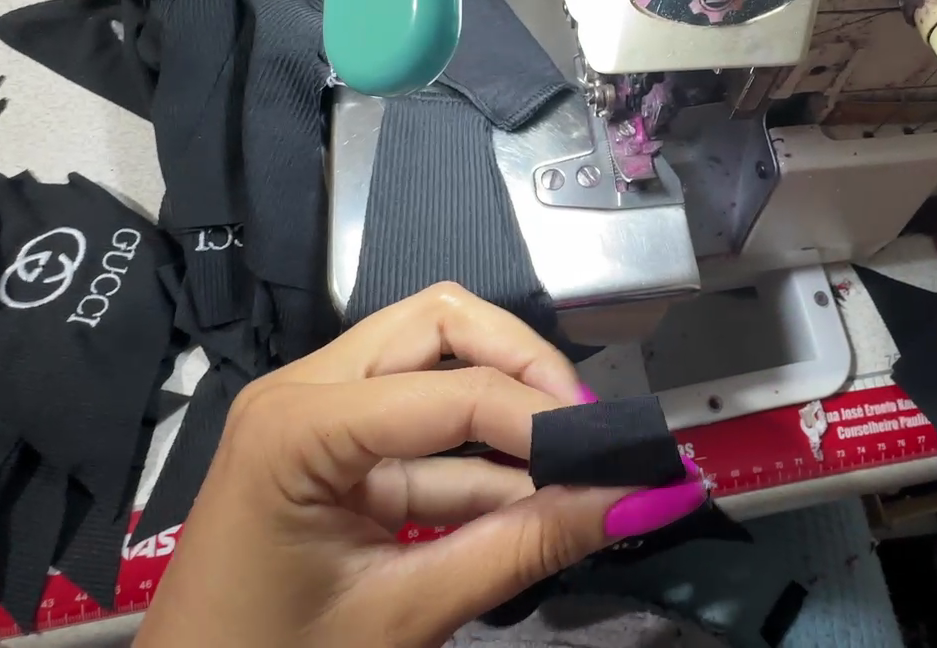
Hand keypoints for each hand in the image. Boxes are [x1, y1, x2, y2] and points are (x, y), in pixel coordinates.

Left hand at [135, 283, 703, 647]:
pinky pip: (420, 404)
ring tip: (568, 448)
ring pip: (434, 345)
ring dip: (505, 390)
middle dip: (522, 363)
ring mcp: (316, 398)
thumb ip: (523, 547)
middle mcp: (306, 383)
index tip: (614, 453)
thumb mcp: (404, 614)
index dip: (543, 418)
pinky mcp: (333, 427)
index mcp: (300, 425)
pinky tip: (528, 480)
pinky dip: (479, 438)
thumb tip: (636, 501)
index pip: (452, 391)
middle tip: (582, 423)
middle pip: (440, 321)